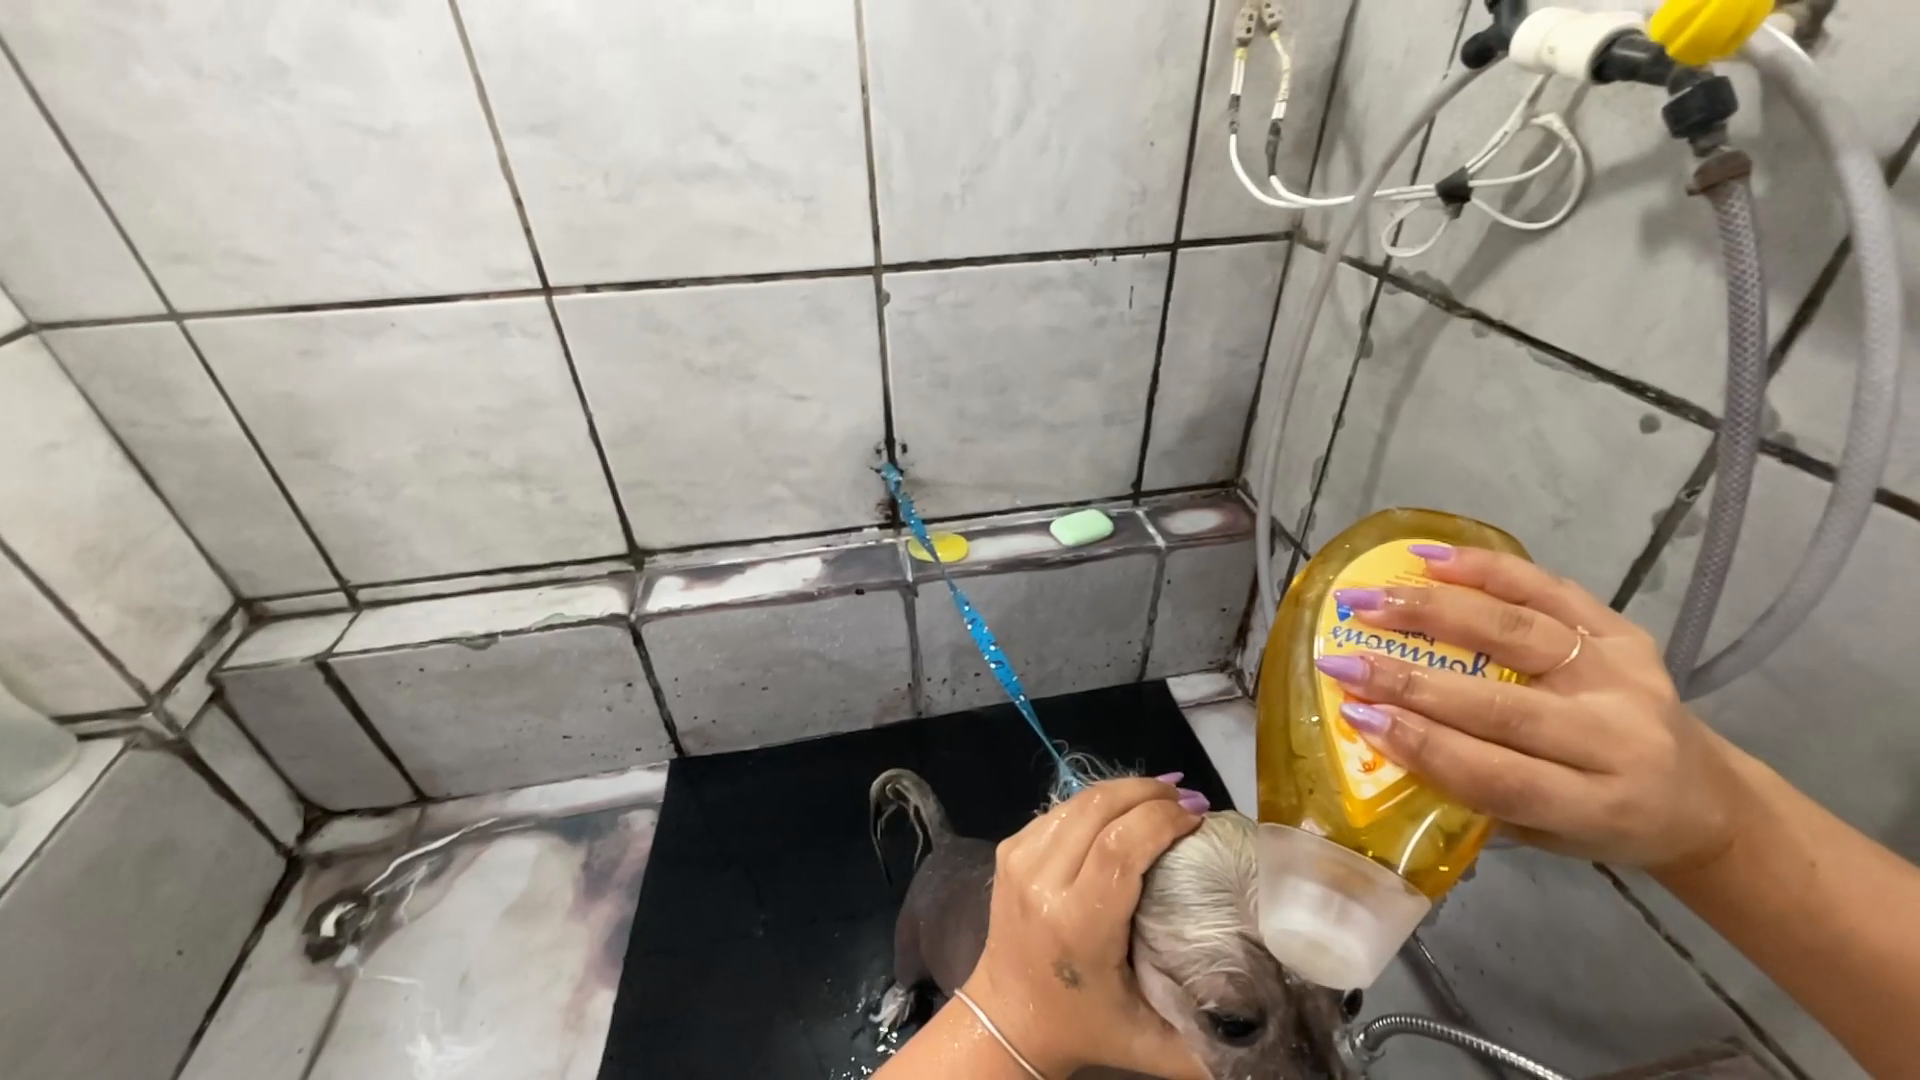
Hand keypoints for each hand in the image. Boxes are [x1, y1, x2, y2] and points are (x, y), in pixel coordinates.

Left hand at [960, 778, 1207, 1079]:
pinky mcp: (1009, 849)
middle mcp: (1042, 882)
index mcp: (1077, 923)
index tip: (1199, 815)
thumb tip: (1269, 1009)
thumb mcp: (1151, 1046)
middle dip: (1150, 792)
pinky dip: (1097, 801)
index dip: (1162, 819)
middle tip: (1190, 798)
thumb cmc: (1085, 1027)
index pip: (1121, 847)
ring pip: (1078, 801)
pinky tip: (1125, 805)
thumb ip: (1207, 1040)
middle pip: (1099, 809)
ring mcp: (1019, 859)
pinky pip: (1060, 809)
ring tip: (1165, 794)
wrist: (1008, 1018)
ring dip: (1125, 790)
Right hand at [1315, 545, 1757, 871]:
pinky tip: (1429, 558)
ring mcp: (1624, 676)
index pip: (1497, 775)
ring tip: (1369, 600)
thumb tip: (1378, 735)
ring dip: (1433, 614)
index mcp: (1598, 805)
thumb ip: (1469, 791)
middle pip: (1502, 705)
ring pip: (1519, 634)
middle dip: (1410, 680)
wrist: (1704, 798)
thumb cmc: (1601, 825)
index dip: (1421, 745)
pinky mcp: (1624, 633)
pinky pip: (1550, 591)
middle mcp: (1618, 738)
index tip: (1354, 715)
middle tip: (1340, 658)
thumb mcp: (1541, 834)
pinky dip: (1486, 569)